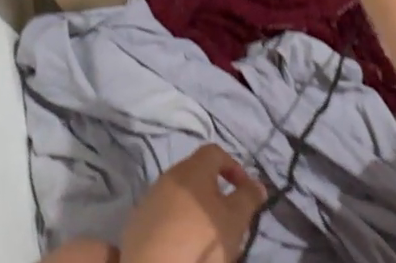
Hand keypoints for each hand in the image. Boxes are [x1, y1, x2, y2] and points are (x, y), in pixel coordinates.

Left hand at [121, 144, 267, 262]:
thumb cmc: (201, 238)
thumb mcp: (235, 219)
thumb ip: (248, 197)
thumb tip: (257, 183)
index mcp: (191, 169)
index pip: (214, 151)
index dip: (233, 167)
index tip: (244, 192)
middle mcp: (168, 175)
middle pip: (196, 173)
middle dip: (215, 191)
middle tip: (228, 217)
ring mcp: (150, 197)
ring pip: (179, 194)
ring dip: (196, 208)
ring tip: (207, 234)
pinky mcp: (138, 221)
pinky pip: (164, 213)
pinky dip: (178, 222)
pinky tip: (184, 244)